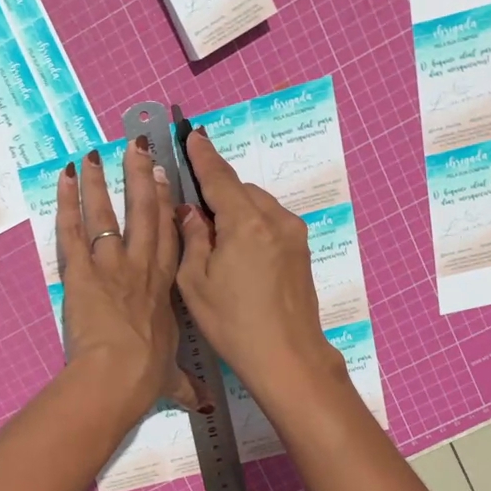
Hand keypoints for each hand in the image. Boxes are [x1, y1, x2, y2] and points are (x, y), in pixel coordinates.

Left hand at [56, 138, 204, 417]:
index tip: (167, 178)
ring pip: (107, 214)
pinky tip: (66, 178)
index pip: (170, 237)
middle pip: (144, 213)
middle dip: (141, 176)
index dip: (168, 205)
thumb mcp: (170, 380)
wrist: (118, 376)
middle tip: (137, 146)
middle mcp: (142, 267)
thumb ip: (185, 386)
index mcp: (165, 288)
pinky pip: (73, 230)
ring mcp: (112, 265)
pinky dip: (67, 203)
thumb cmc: (146, 378)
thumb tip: (203, 405)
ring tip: (95, 153)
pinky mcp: (82, 271)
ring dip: (100, 182)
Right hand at [175, 130, 346, 405]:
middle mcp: (274, 219)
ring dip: (233, 211)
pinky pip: (269, 224)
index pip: (219, 177)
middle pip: (240, 190)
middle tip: (190, 209)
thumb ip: (192, 239)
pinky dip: (249, 226)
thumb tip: (191, 212)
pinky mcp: (300, 251)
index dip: (203, 156)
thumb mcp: (194, 282)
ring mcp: (293, 234)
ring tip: (211, 237)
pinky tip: (234, 252)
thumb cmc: (232, 322)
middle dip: (216, 192)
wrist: (286, 355)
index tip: (192, 134)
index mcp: (245, 222)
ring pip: (256, 206)